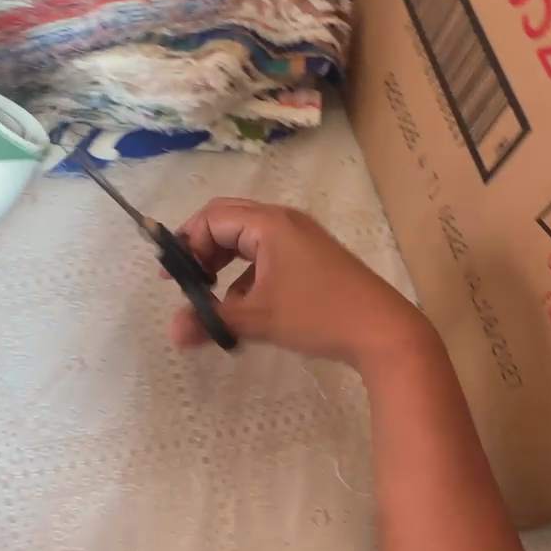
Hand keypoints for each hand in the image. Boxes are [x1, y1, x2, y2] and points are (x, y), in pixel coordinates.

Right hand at [167, 198, 431, 368]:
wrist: (380, 329)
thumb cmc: (317, 315)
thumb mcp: (258, 319)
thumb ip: (211, 321)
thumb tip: (172, 332)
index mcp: (269, 225)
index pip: (212, 218)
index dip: (185, 243)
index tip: (171, 278)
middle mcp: (284, 223)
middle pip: (228, 221)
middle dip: (201, 249)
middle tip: (184, 281)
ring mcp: (300, 240)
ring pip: (247, 240)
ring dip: (222, 263)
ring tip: (209, 296)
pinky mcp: (310, 259)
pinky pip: (266, 257)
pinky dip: (246, 275)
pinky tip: (243, 307)